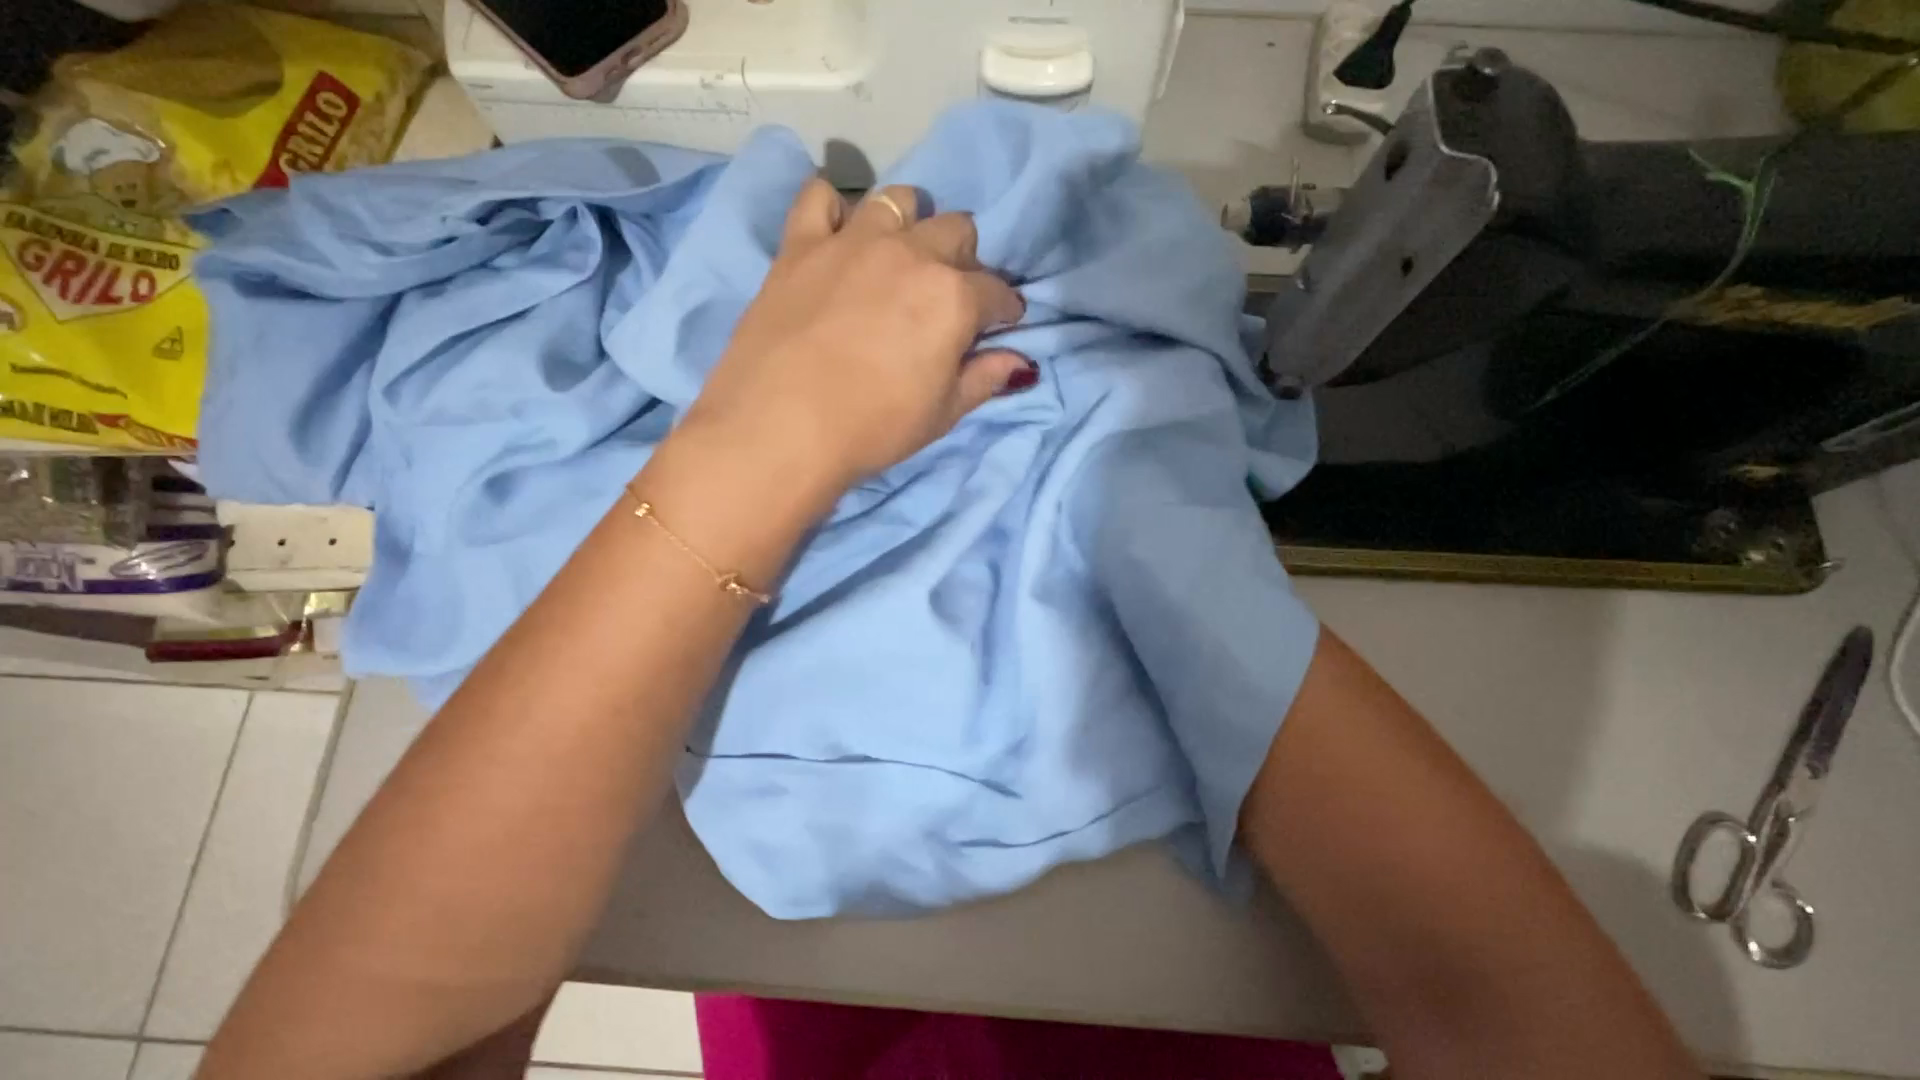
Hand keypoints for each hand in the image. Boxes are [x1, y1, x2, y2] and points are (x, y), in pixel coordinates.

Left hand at [681, 180, 1031, 498]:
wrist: (779, 428)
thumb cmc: (872, 429)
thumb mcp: (941, 415)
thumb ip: (983, 379)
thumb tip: (1020, 362)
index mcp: (953, 296)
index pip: (996, 291)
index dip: (1004, 309)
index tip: (1000, 324)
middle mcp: (910, 253)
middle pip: (955, 229)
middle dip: (963, 258)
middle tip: (948, 294)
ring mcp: (852, 241)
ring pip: (897, 200)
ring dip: (908, 222)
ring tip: (899, 255)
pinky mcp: (799, 245)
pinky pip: (819, 198)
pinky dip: (832, 210)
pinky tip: (835, 234)